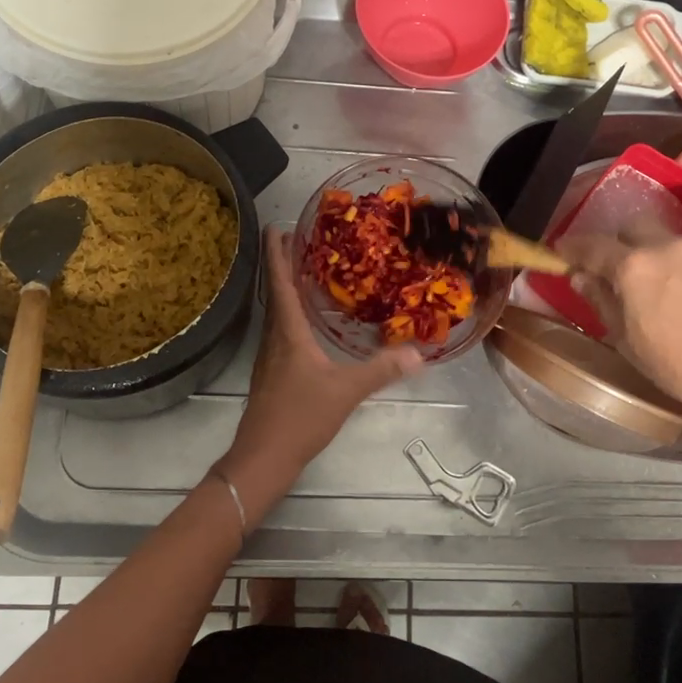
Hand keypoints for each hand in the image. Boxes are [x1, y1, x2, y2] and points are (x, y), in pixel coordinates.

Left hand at [216, 226, 420, 519]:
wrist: (263, 456)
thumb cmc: (299, 417)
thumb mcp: (346, 391)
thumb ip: (381, 370)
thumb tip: (418, 353)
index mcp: (288, 332)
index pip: (280, 282)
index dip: (277, 253)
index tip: (275, 226)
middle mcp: (274, 337)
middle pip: (274, 291)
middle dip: (281, 262)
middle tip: (294, 237)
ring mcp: (269, 356)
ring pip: (275, 310)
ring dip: (284, 286)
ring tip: (301, 269)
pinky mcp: (271, 372)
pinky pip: (280, 329)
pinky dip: (289, 311)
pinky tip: (303, 319)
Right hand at [559, 219, 681, 415]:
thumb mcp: (628, 342)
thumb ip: (601, 302)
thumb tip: (582, 277)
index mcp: (634, 267)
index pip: (592, 246)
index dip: (575, 248)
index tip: (566, 252)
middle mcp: (671, 246)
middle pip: (637, 228)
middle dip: (628, 245)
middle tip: (632, 275)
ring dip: (675, 262)